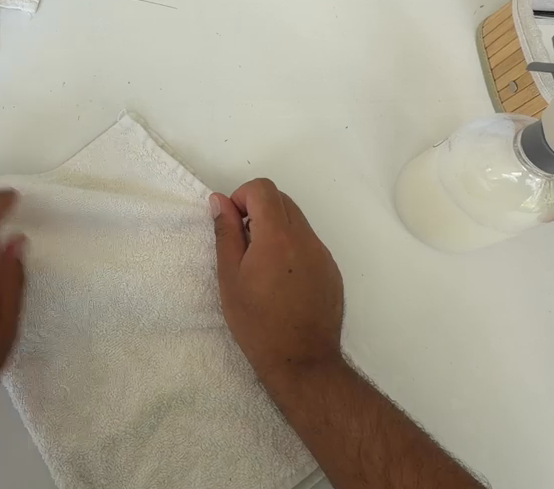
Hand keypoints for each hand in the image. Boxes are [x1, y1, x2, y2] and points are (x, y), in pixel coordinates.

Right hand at [210, 179, 345, 390]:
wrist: (303, 364)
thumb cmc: (257, 322)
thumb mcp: (229, 276)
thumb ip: (225, 232)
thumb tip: (220, 200)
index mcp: (278, 236)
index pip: (263, 189)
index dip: (242, 196)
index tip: (233, 223)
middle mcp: (306, 238)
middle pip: (281, 199)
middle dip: (258, 208)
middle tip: (244, 242)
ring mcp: (323, 255)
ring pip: (296, 220)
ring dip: (276, 227)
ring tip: (262, 264)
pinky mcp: (332, 272)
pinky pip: (309, 243)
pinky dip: (292, 247)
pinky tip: (282, 280)